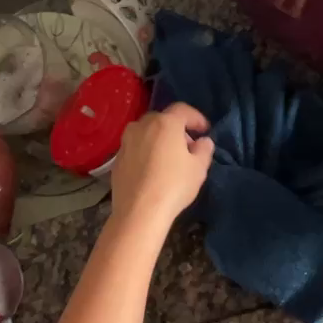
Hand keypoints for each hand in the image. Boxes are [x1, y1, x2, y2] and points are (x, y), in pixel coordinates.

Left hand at [110, 103, 214, 231]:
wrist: (139, 212)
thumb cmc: (173, 186)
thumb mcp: (199, 168)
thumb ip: (204, 149)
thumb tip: (203, 141)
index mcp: (165, 123)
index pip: (183, 110)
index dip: (197, 118)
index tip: (205, 131)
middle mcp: (142, 125)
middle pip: (163, 119)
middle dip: (177, 129)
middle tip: (188, 146)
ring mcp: (126, 140)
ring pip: (147, 132)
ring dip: (160, 138)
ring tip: (169, 157)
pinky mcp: (117, 157)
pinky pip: (136, 146)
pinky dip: (146, 150)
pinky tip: (152, 168)